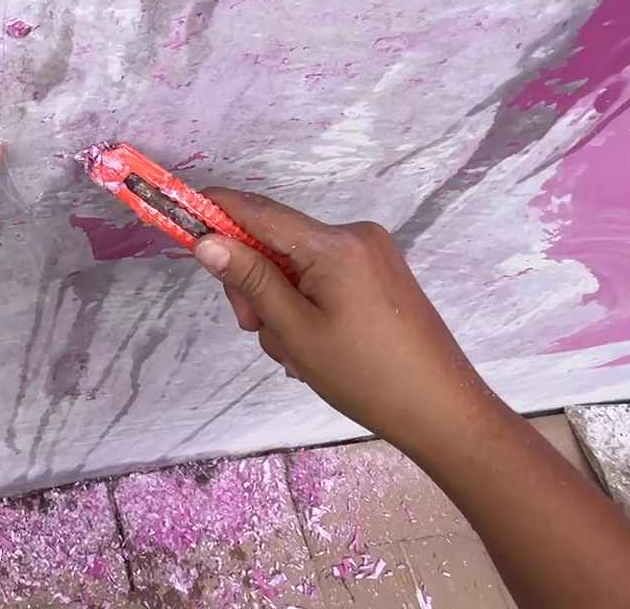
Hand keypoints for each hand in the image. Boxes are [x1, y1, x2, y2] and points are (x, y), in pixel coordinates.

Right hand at [193, 188, 502, 457]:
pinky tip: (315, 343)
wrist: (449, 417)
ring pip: (295, 261)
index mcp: (333, 244)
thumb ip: (249, 279)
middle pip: (274, 239)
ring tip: (293, 350)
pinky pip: (321, 272)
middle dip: (252, 279)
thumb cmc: (367, 377)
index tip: (180, 219)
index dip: (213, 211)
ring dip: (279, 298)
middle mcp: (353, 235)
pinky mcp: (380, 272)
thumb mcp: (295, 331)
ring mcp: (371, 252)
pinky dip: (305, 300)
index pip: (256, 211)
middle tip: (253, 328)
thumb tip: (205, 241)